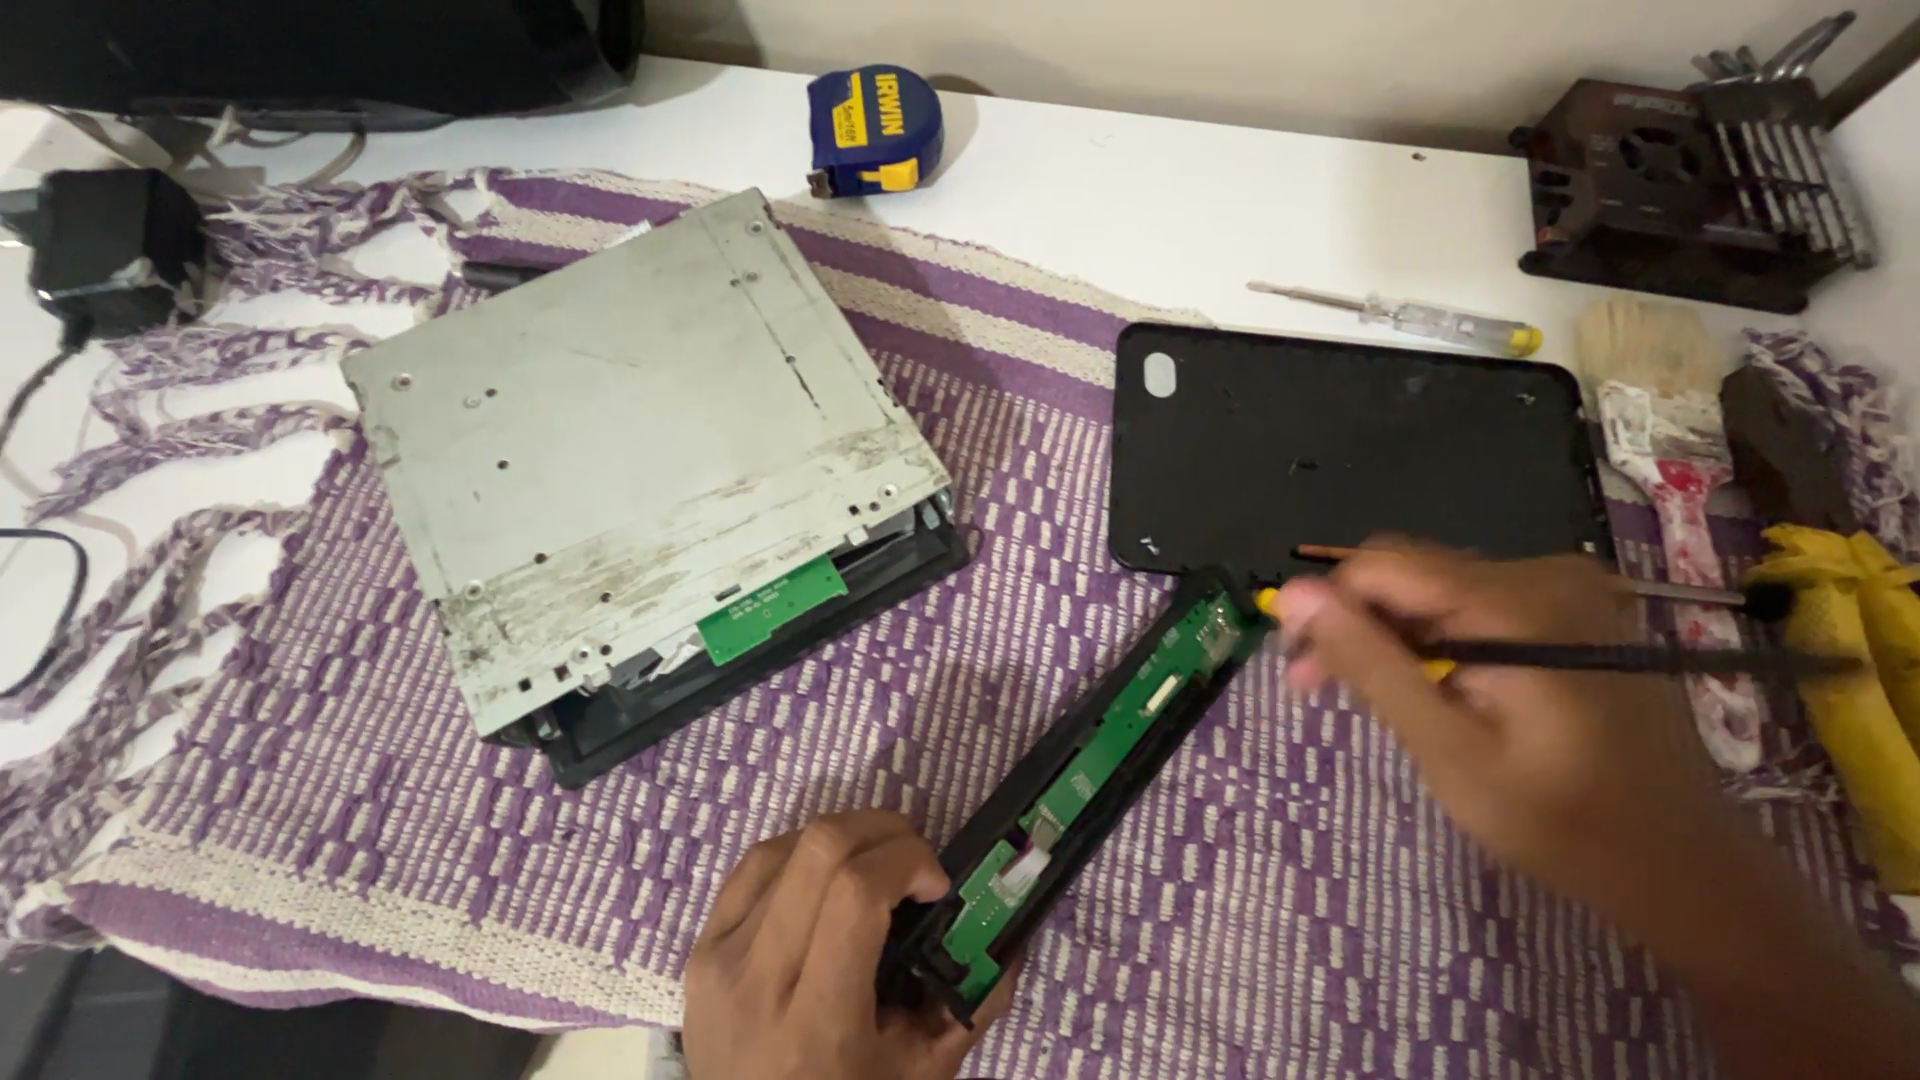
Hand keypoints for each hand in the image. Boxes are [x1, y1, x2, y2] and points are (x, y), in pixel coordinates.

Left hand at [683, 811, 1017, 1079]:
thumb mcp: (920, 1073)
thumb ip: (972, 1001)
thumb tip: (1012, 930)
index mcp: (816, 1024)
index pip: (855, 893)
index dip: (907, 861)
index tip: (937, 882)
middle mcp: (756, 979)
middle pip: (821, 848)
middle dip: (885, 829)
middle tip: (915, 858)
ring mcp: (718, 957)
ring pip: (788, 843)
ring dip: (847, 835)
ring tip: (877, 865)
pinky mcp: (700, 944)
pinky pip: (755, 862)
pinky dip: (803, 850)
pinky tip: (830, 872)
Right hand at [1272, 541, 1744, 930]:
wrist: (1686, 869)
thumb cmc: (1561, 820)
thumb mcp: (1446, 747)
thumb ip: (1369, 663)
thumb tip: (1292, 595)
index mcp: (1516, 602)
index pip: (1379, 565)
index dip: (1328, 609)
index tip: (1303, 672)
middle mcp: (1544, 574)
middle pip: (1408, 573)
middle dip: (1355, 624)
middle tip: (1321, 689)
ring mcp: (1566, 591)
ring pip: (1434, 588)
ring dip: (1390, 635)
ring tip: (1376, 698)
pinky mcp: (1573, 614)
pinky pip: (1472, 605)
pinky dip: (1433, 641)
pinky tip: (1430, 688)